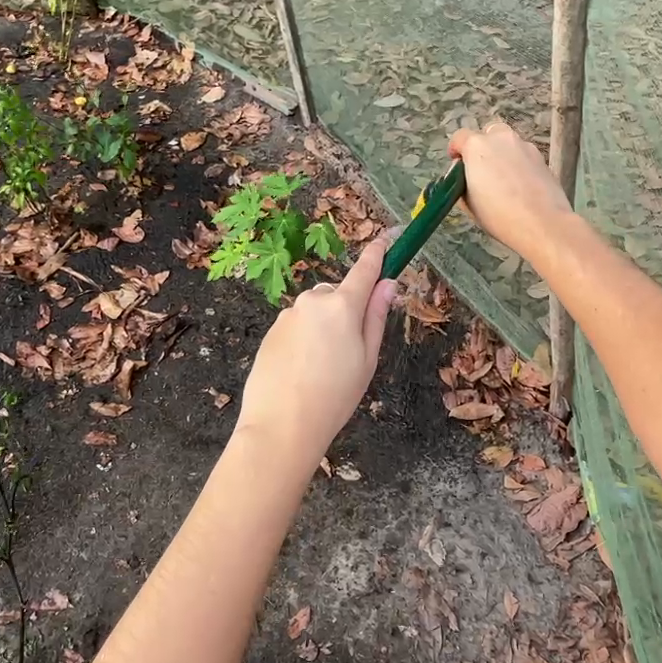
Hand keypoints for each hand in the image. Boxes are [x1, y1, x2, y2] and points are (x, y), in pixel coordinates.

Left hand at [232, 233, 397, 482]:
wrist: (282, 424)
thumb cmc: (334, 396)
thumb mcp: (368, 358)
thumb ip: (377, 317)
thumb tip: (389, 284)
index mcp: (343, 305)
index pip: (365, 269)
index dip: (378, 253)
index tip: (386, 238)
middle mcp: (313, 300)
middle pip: (338, 294)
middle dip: (346, 310)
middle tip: (351, 351)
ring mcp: (288, 314)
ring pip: (315, 311)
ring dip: (323, 327)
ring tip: (323, 368)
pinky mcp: (272, 330)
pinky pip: (296, 326)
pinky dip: (304, 340)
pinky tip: (303, 371)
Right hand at [447, 123, 574, 262]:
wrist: (541, 224)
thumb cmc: (499, 215)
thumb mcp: (469, 202)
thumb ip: (463, 182)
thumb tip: (467, 179)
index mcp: (477, 147)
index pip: (460, 137)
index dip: (456, 150)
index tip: (457, 165)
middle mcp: (502, 139)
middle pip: (487, 134)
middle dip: (482, 148)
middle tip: (481, 171)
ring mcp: (525, 146)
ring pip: (508, 144)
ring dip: (502, 155)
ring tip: (502, 181)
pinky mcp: (541, 158)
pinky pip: (523, 156)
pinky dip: (518, 164)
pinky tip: (519, 186)